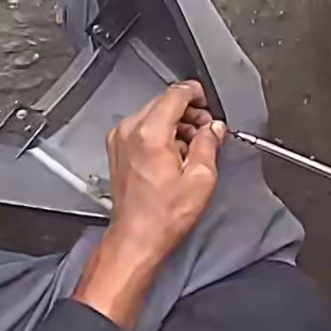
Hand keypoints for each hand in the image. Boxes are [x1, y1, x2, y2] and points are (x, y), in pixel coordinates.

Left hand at [73, 81, 224, 328]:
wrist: (136, 237)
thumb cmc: (162, 216)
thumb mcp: (200, 179)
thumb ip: (209, 144)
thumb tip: (213, 128)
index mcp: (150, 133)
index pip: (175, 94)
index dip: (196, 94)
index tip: (207, 101)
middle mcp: (130, 131)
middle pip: (163, 101)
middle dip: (188, 111)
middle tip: (205, 129)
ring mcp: (120, 139)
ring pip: (152, 113)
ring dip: (174, 122)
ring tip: (191, 145)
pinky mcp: (117, 149)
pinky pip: (142, 127)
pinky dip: (160, 132)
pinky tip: (173, 153)